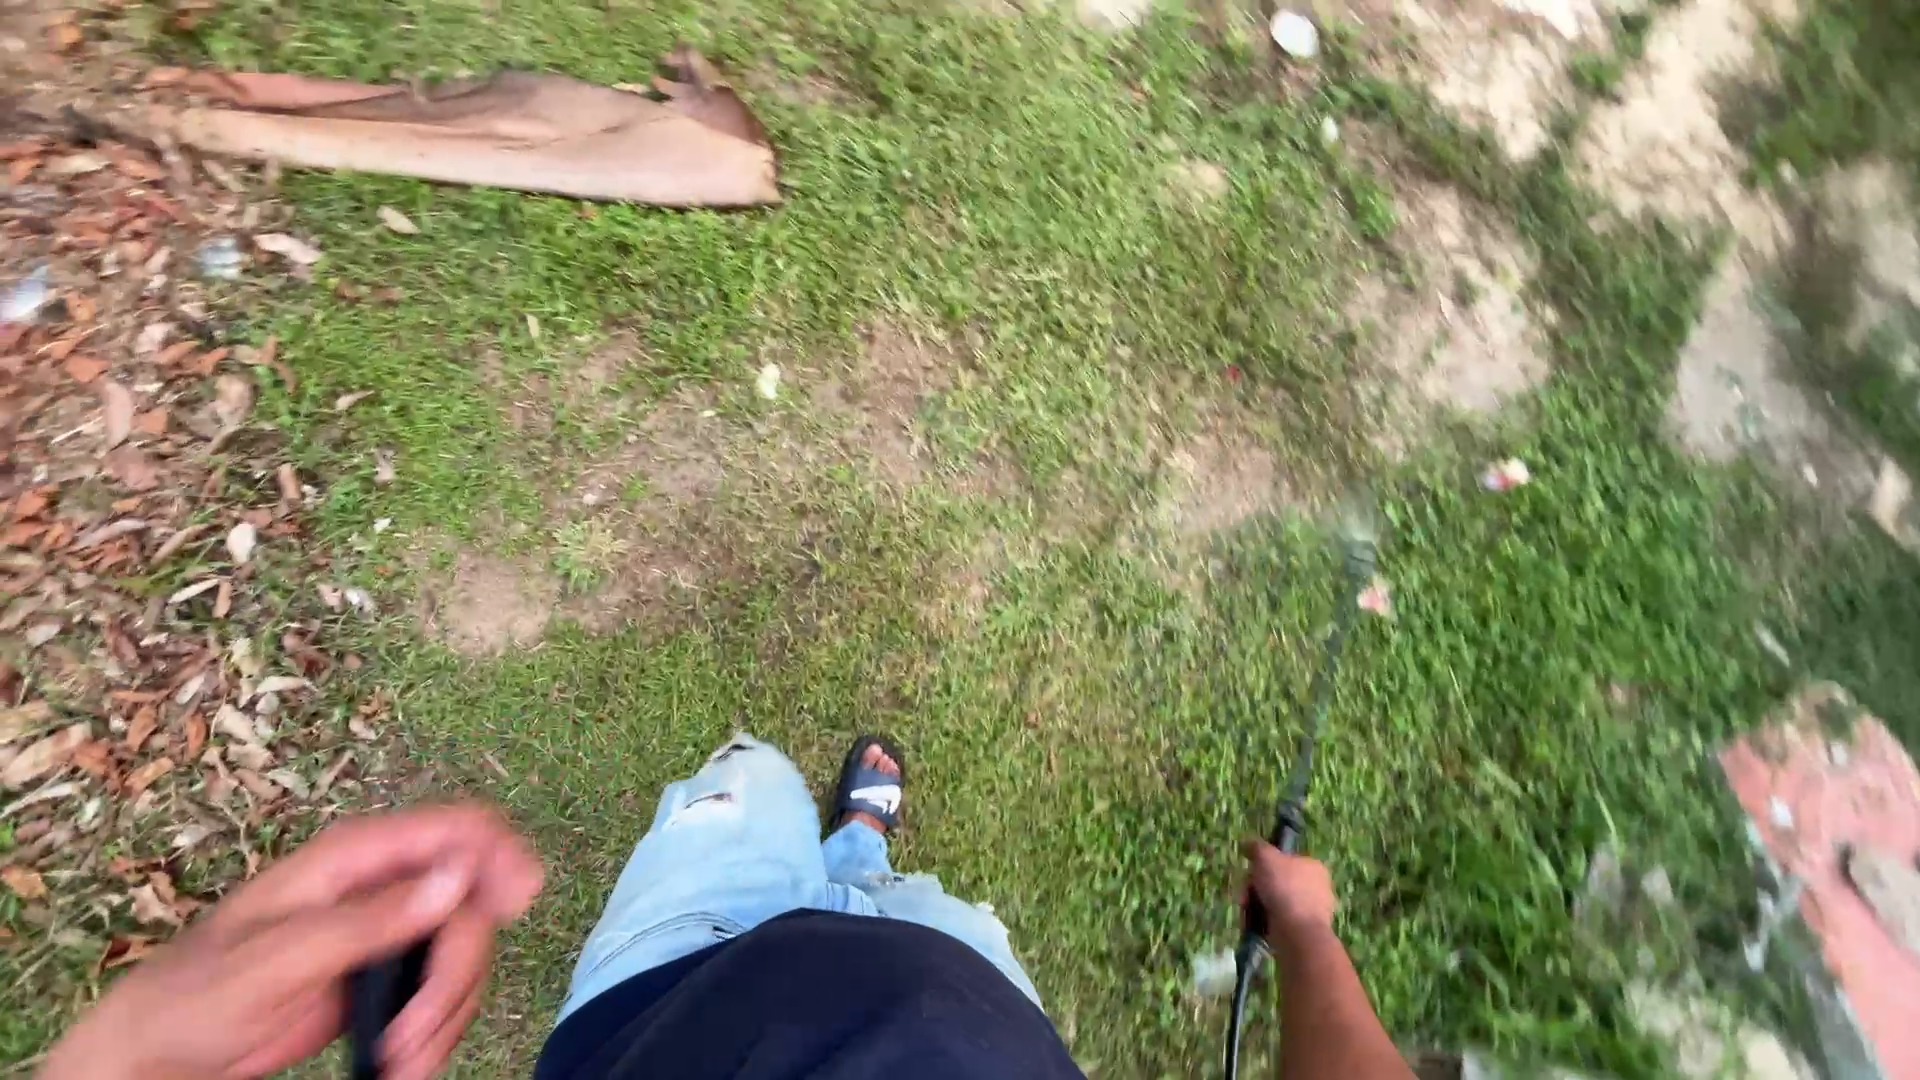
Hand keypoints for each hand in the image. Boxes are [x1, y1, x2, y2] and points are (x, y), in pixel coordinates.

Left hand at [42, 803, 542, 1079]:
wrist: (159, 1060)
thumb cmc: (197, 999)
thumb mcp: (275, 963)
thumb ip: (369, 919)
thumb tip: (459, 878)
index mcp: (362, 856)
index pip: (460, 828)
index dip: (501, 854)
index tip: (519, 904)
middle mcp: (393, 880)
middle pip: (474, 898)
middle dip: (459, 967)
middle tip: (426, 1028)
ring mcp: (400, 922)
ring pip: (469, 944)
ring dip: (451, 1004)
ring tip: (406, 1060)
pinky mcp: (400, 965)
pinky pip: (453, 979)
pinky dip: (444, 1021)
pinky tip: (410, 1056)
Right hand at [1243, 839, 1335, 950]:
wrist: (1298, 931)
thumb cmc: (1284, 887)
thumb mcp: (1265, 856)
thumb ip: (1256, 846)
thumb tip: (1249, 844)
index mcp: (1313, 866)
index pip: (1284, 859)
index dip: (1264, 864)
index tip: (1252, 870)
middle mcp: (1317, 887)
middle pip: (1276, 880)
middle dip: (1256, 886)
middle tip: (1246, 892)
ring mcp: (1312, 910)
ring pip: (1275, 900)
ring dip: (1257, 903)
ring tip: (1248, 909)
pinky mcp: (1303, 930)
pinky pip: (1278, 919)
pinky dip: (1264, 919)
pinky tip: (1255, 921)